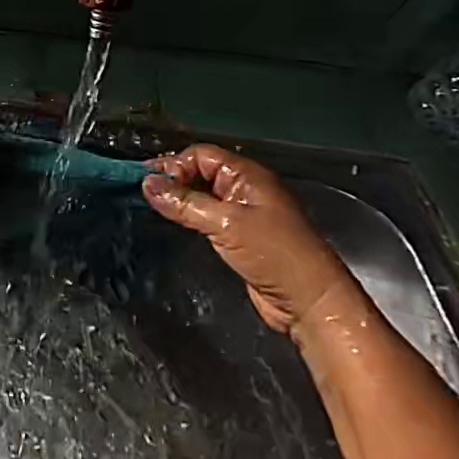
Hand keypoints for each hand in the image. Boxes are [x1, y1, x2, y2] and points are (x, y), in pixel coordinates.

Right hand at [143, 144, 361, 337]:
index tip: (150, 181)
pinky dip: (190, 216)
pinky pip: (208, 215)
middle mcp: (245, 188)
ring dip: (181, 199)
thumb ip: (184, 203)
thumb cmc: (276, 255)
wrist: (312, 303)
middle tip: (146, 192)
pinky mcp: (240, 235)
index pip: (201, 155)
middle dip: (174, 179)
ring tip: (155, 206)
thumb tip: (148, 184)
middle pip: (200, 172)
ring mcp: (244, 212)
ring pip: (203, 194)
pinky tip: (175, 222)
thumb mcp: (226, 224)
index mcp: (247, 175)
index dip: (175, 165)